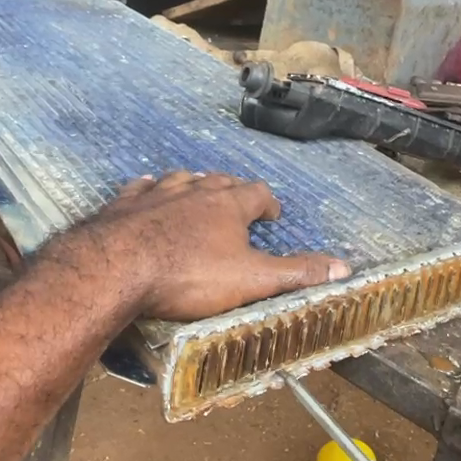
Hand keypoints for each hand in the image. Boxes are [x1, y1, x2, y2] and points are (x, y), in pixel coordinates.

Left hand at [45, 171, 348, 320]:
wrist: (117, 268)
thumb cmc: (189, 274)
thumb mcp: (251, 280)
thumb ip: (296, 273)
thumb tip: (344, 267)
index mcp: (228, 205)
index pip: (258, 194)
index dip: (268, 203)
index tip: (272, 215)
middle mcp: (194, 190)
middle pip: (220, 182)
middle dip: (232, 191)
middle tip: (239, 204)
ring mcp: (156, 193)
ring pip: (181, 179)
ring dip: (193, 185)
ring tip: (199, 191)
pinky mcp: (124, 204)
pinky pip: (140, 187)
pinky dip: (148, 187)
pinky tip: (147, 185)